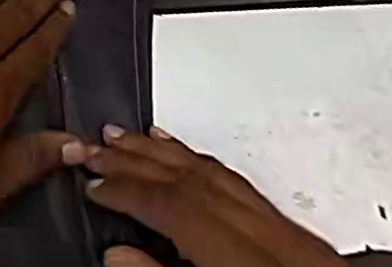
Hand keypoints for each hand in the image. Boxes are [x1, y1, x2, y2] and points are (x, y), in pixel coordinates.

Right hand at [85, 127, 344, 266]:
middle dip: (135, 160)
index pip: (175, 207)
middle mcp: (272, 240)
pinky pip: (237, 181)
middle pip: (191, 181)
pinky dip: (198, 161)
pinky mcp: (299, 237)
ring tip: (122, 136)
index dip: (126, 189)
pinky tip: (176, 150)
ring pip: (213, 173)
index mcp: (247, 261)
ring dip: (161, 151)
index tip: (92, 181)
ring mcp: (288, 234)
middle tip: (93, 147)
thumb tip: (118, 254)